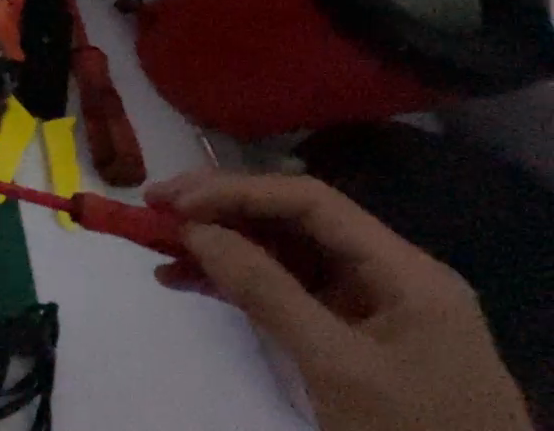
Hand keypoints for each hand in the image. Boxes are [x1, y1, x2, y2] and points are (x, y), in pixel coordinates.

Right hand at [147, 171, 530, 430]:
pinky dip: (229, 281)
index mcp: (404, 270)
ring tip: (156, 246)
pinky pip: (279, 288)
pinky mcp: (346, 332)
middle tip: (152, 209)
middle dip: (217, 212)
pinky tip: (181, 280)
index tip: (172, 202)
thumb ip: (265, 289)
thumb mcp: (336, 364)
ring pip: (277, 252)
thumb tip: (192, 229)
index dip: (235, 191)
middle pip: (289, 220)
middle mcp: (386, 274)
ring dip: (215, 246)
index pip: (308, 200)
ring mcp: (367, 305)